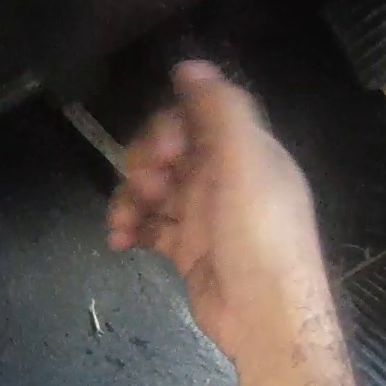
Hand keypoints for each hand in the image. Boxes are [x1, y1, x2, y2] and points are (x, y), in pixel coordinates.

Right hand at [108, 61, 328, 365]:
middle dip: (145, 162)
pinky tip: (119, 241)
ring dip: (129, 198)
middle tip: (145, 185)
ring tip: (123, 222)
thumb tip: (190, 66)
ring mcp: (205, 218)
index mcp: (246, 153)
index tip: (163, 150)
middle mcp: (225, 180)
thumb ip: (221, 109)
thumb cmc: (259, 237)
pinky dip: (131, 229)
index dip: (171, 126)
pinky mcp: (188, 252)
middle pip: (169, 152)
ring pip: (153, 190)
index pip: (197, 119)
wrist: (266, 319)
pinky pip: (149, 228)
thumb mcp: (247, 162)